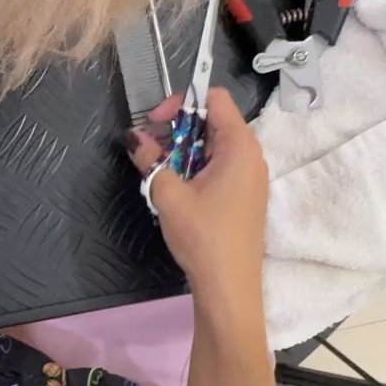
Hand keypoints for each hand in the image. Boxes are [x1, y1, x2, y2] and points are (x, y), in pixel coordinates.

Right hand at [128, 87, 268, 303]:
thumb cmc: (203, 236)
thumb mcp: (168, 195)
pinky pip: (219, 165)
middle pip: (214, 120)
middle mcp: (251, 155)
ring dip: (183, 150)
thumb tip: (134, 138)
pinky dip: (195, 167)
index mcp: (239, 146)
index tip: (154, 123)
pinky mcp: (244, 195)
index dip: (181, 102)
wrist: (229, 286)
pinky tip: (176, 189)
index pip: (214, 98)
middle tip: (150, 149)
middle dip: (178, 128)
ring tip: (159, 171)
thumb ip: (150, 160)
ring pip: (214, 145)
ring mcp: (250, 176)